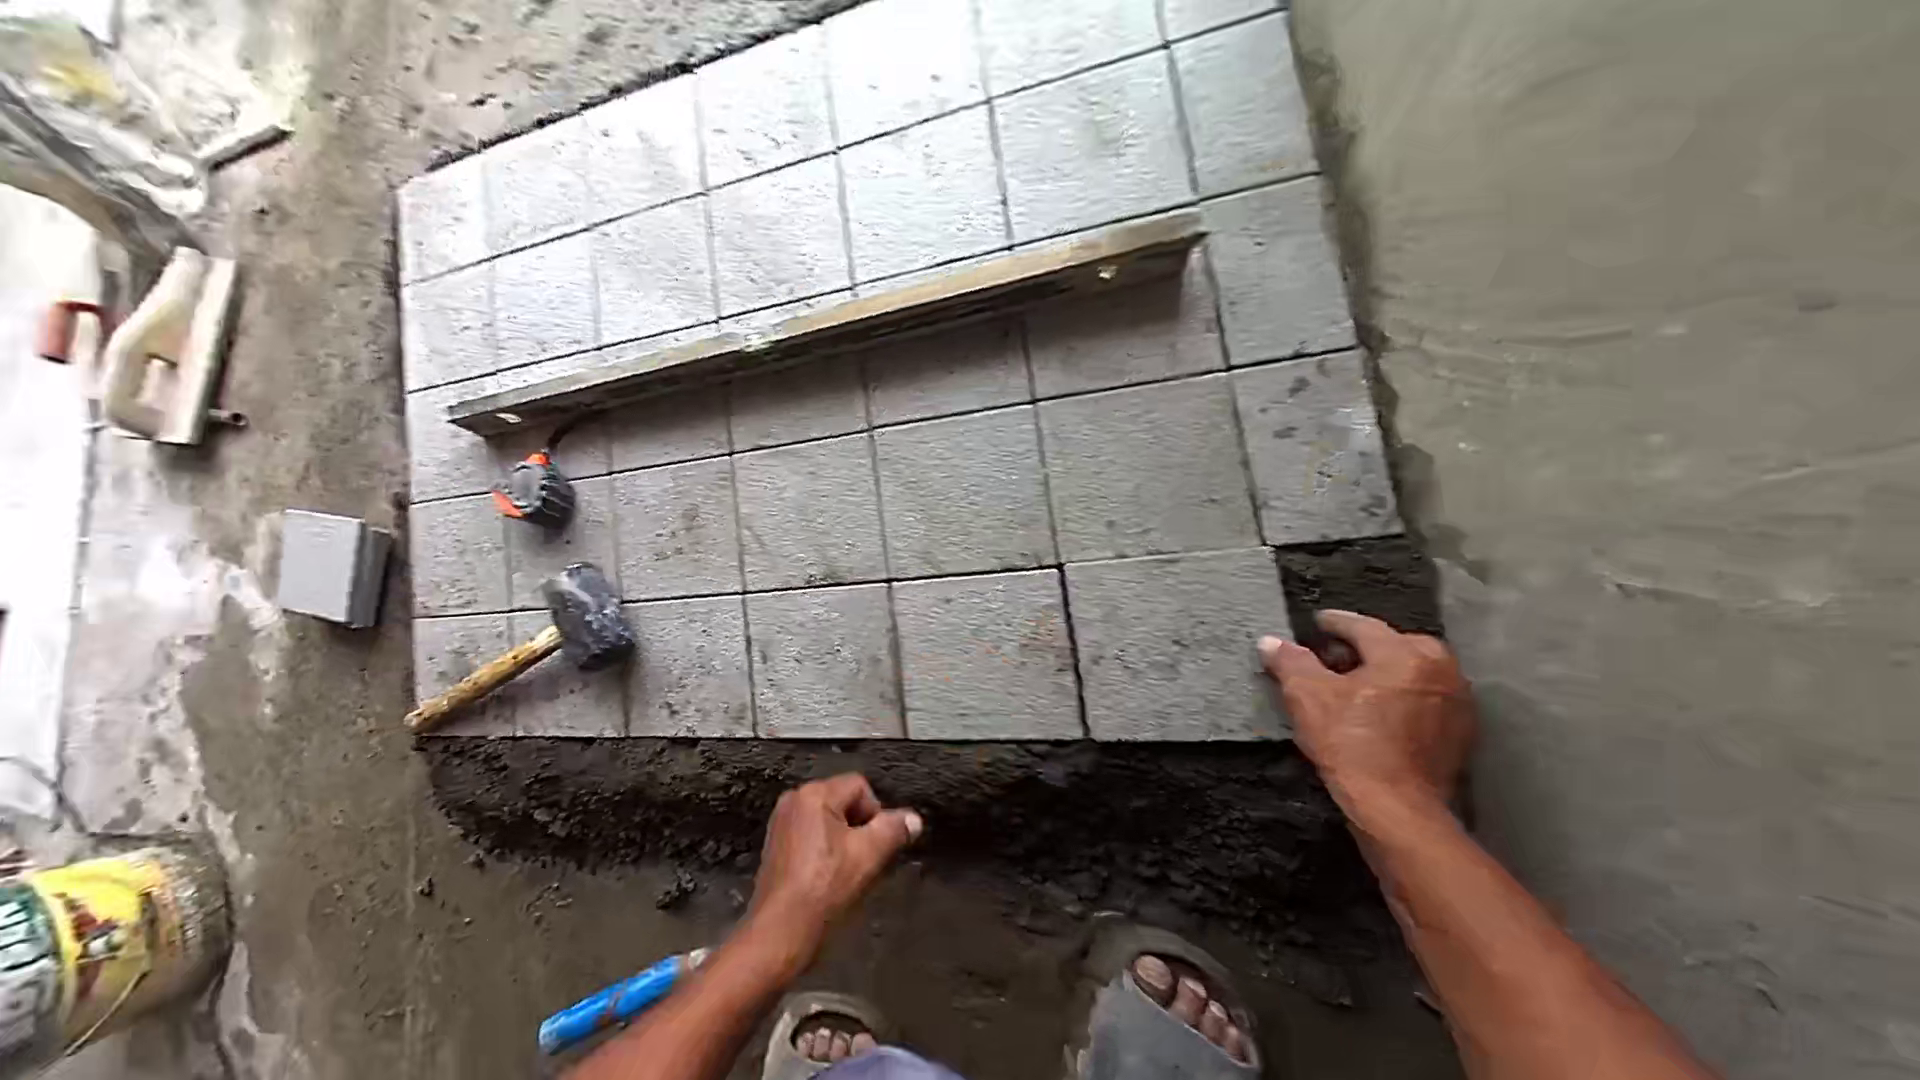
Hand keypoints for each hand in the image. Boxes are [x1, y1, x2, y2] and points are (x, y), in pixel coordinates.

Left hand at [746, 774, 922, 960]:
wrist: (779, 934)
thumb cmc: (824, 889)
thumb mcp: (868, 856)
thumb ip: (894, 830)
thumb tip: (914, 819)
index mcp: (813, 794)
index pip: (861, 787)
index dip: (876, 814)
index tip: (875, 846)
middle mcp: (793, 800)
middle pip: (844, 802)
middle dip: (860, 828)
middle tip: (864, 860)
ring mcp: (781, 824)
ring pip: (829, 821)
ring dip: (844, 842)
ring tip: (845, 873)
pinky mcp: (775, 846)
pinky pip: (812, 836)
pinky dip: (825, 852)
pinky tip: (827, 879)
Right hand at [1259, 611, 1476, 813]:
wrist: (1395, 808)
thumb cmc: (1350, 744)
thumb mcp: (1307, 696)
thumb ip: (1290, 662)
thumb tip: (1271, 642)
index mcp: (1404, 655)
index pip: (1363, 627)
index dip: (1334, 623)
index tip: (1317, 622)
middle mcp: (1440, 670)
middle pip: (1397, 644)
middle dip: (1367, 646)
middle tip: (1335, 657)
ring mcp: (1456, 703)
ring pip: (1416, 671)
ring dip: (1388, 671)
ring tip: (1356, 683)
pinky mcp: (1460, 733)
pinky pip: (1427, 698)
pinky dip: (1404, 696)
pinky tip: (1380, 711)